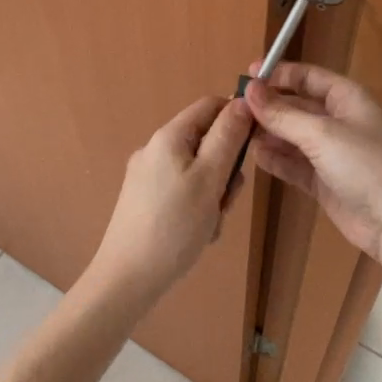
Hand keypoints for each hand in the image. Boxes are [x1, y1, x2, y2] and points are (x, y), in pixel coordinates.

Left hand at [88, 95, 252, 300]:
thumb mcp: (209, 178)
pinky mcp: (146, 201)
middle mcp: (155, 149)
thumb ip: (228, 137)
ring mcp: (148, 176)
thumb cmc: (174, 226)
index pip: (210, 105)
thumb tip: (243, 101)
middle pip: (206, 140)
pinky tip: (198, 233)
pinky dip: (198, 207)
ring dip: (214, 192)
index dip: (237, 117)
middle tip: (227, 199)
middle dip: (225, 167)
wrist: (127, 280)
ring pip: (198, 170)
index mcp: (169, 136)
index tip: (255, 146)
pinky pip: (184, 191)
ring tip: (211, 222)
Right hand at [244, 63, 381, 263]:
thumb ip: (283, 114)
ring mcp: (333, 153)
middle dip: (269, 107)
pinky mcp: (326, 182)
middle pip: (298, 107)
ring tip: (238, 134)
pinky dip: (277, 160)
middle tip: (234, 111)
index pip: (308, 77)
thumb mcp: (322, 134)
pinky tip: (255, 157)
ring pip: (294, 137)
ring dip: (270, 134)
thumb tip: (250, 90)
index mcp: (347, 99)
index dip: (280, 74)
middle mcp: (340, 121)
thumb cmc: (366, 166)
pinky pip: (295, 164)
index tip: (247, 76)